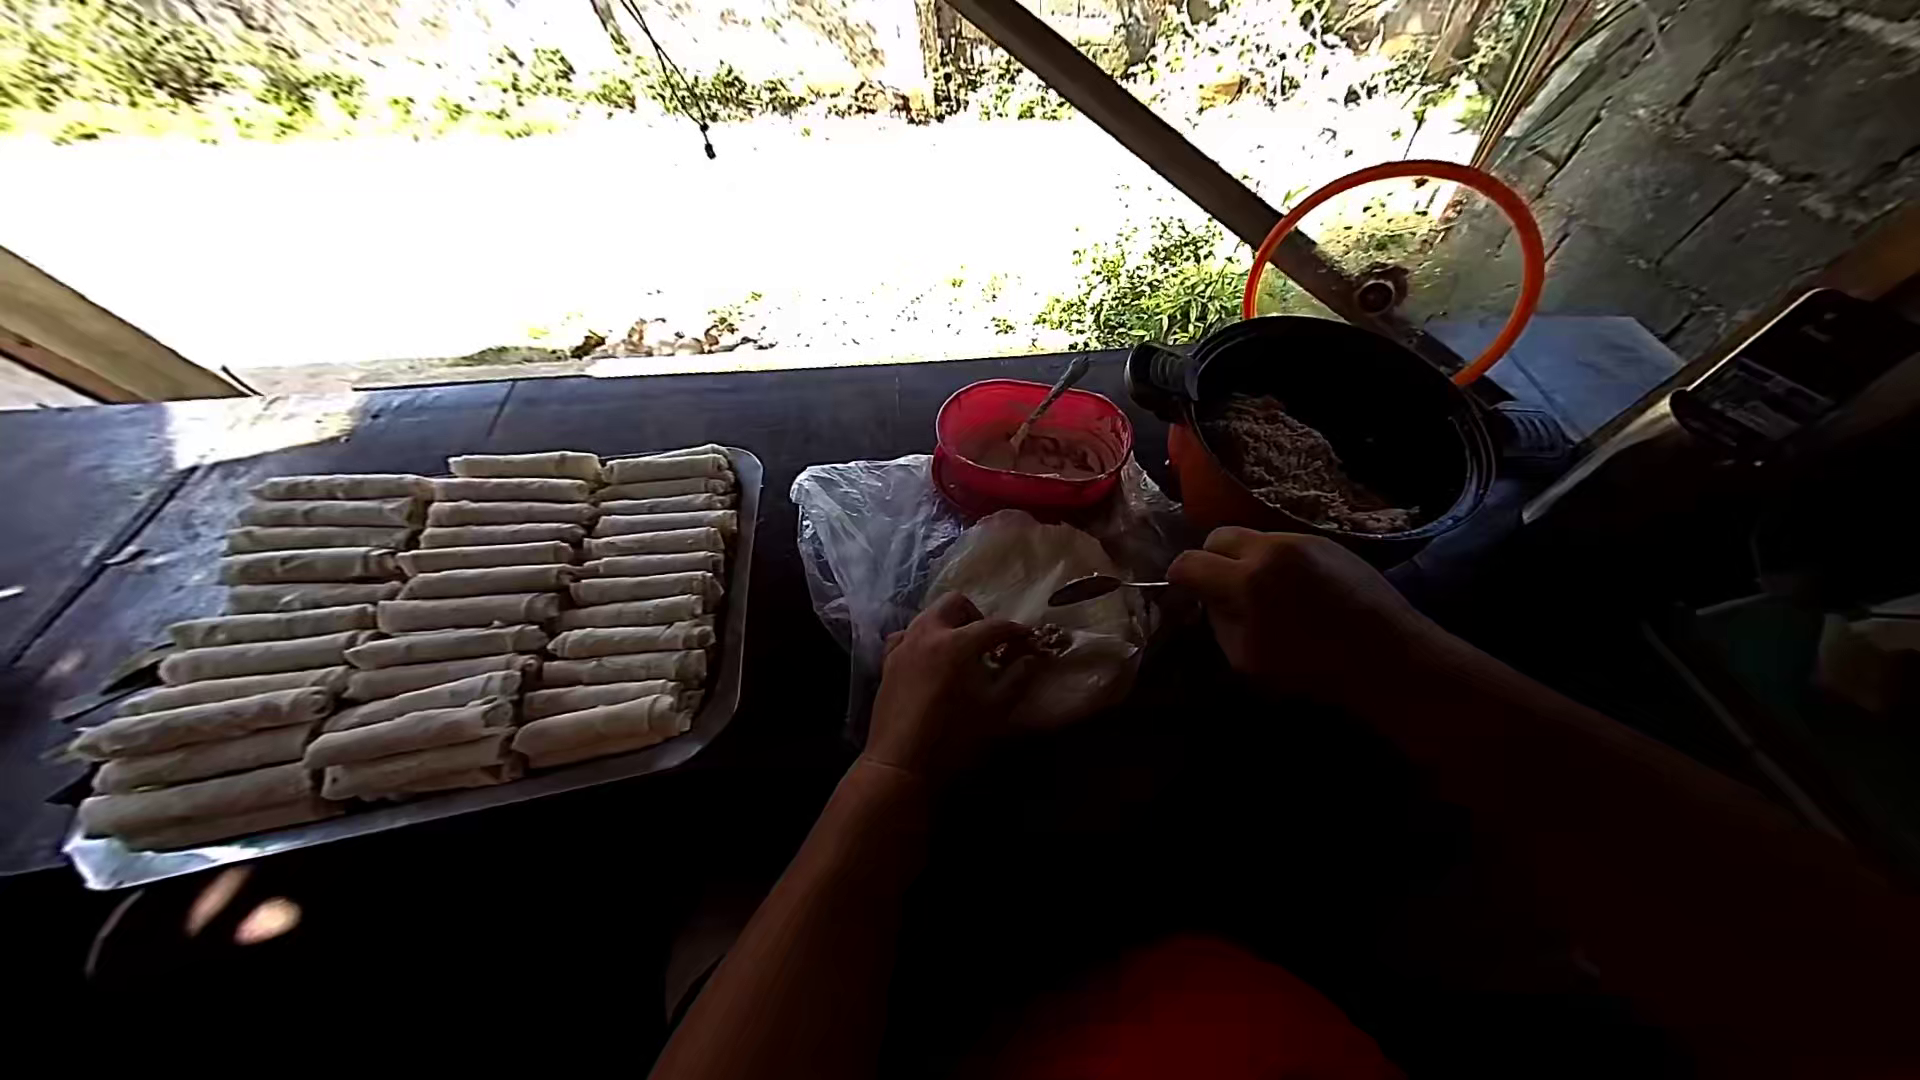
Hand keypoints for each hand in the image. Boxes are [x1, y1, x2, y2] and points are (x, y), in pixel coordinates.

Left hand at [863, 592, 1036, 784]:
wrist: (901, 764)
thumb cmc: (953, 739)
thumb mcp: (995, 711)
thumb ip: (1016, 679)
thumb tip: (1031, 659)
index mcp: (956, 644)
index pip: (994, 626)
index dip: (1015, 631)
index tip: (1028, 639)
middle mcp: (927, 634)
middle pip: (955, 603)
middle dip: (976, 615)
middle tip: (987, 641)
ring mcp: (904, 645)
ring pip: (929, 614)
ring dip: (949, 623)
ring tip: (961, 650)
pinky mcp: (888, 660)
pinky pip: (907, 635)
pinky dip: (923, 638)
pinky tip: (930, 659)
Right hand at [1168, 527, 1439, 703]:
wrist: (1389, 657)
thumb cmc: (1312, 668)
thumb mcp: (1244, 657)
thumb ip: (1216, 620)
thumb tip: (1207, 598)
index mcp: (1247, 581)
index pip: (1188, 563)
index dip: (1179, 579)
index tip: (1185, 594)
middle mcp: (1270, 548)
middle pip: (1216, 536)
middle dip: (1210, 560)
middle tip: (1221, 588)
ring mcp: (1299, 540)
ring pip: (1249, 536)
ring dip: (1243, 558)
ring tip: (1261, 589)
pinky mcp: (1323, 540)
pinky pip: (1280, 542)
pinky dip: (1273, 560)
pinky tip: (1291, 587)